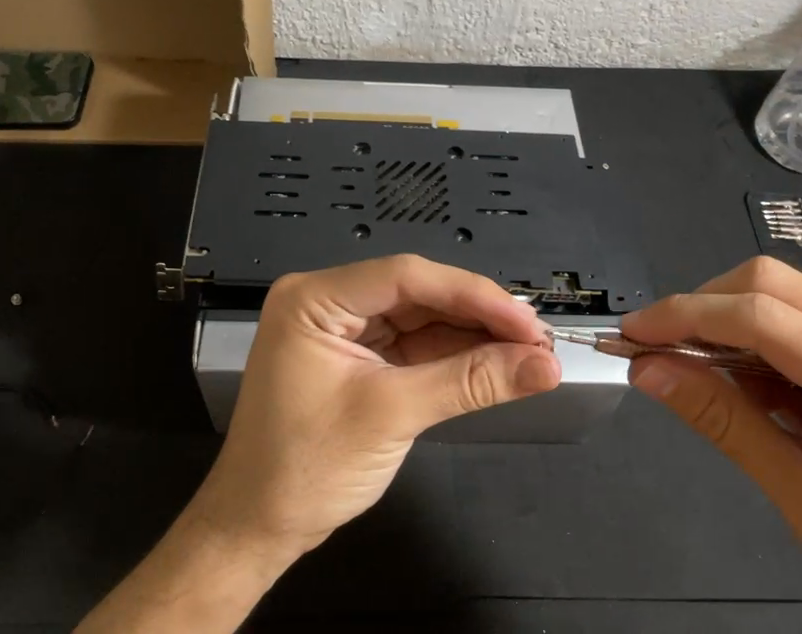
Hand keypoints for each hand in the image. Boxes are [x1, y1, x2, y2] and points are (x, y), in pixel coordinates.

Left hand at [78, 256, 560, 633]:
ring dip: (473, 338)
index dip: (473, 294)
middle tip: (538, 341)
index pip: (406, 277)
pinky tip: (496, 365)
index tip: (527, 321)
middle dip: (478, 317)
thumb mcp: (391, 416)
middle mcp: (327, 301)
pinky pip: (413, 346)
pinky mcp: (356, 358)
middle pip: (417, 294)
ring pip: (421, 319)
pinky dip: (453, 358)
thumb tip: (545, 365)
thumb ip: (469, 382)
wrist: (257, 525)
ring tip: (530, 355)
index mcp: (315, 297)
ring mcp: (341, 330)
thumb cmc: (307, 466)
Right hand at [622, 258, 801, 633]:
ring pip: (793, 298)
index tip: (631, 334)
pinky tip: (750, 386)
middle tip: (658, 350)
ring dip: (732, 322)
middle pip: (777, 285)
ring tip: (698, 373)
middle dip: (705, 306)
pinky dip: (765, 341)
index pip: (765, 317)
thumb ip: (724, 422)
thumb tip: (648, 369)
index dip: (686, 314)